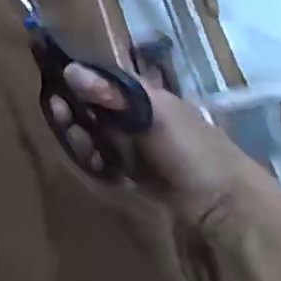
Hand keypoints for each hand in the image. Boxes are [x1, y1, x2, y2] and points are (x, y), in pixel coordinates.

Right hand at [55, 64, 280, 226]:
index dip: (80, 79)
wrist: (224, 212)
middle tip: (56, 108)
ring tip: (70, 133)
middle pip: (94, 109)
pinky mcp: (130, 180)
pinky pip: (100, 164)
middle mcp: (138, 121)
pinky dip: (89, 160)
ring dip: (77, 133)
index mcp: (147, 98)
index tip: (56, 78)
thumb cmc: (194, 151)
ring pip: (94, 136)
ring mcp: (134, 152)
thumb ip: (115, 91)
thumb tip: (70, 69)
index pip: (105, 81)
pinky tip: (86, 158)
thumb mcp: (156, 111)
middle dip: (73, 107)